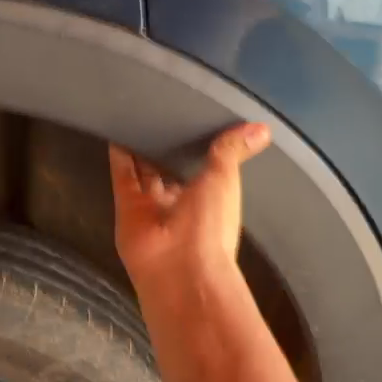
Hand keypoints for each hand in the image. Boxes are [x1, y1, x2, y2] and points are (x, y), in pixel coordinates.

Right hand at [109, 123, 269, 280]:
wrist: (177, 267)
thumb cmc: (209, 224)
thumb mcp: (225, 179)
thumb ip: (232, 151)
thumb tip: (263, 128)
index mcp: (209, 198)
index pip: (203, 167)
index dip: (198, 146)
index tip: (195, 120)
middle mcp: (180, 203)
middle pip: (170, 170)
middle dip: (166, 147)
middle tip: (162, 113)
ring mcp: (151, 206)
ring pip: (144, 171)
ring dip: (140, 148)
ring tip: (138, 116)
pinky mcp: (127, 206)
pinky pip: (123, 176)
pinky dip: (119, 155)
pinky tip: (118, 131)